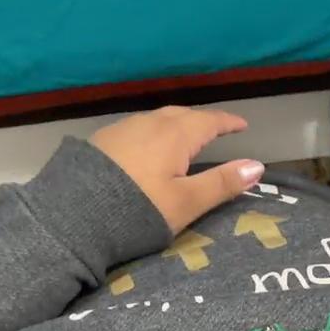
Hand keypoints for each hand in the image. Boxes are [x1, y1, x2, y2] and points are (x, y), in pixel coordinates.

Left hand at [88, 106, 264, 232]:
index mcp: (174, 134)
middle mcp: (148, 123)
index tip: (241, 125)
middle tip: (215, 130)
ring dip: (174, 125)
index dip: (227, 122)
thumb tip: (257, 165)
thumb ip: (221, 183)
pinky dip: (151, 134)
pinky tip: (146, 148)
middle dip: (201, 121)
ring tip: (182, 137)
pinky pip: (135, 129)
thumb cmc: (137, 210)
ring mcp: (121, 130)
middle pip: (181, 115)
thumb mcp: (186, 203)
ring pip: (155, 119)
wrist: (72, 214)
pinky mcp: (100, 142)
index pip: (208, 121)